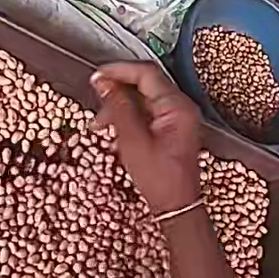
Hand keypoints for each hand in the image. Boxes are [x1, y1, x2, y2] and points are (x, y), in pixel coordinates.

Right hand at [91, 61, 201, 213]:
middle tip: (96, 101)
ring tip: (101, 124)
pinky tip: (115, 132)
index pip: (147, 73)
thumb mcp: (133, 140)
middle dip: (117, 92)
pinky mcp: (173, 128)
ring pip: (144, 100)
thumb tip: (104, 82)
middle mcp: (182, 107)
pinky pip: (148, 113)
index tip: (97, 76)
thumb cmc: (159, 178)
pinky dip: (130, 118)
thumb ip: (118, 107)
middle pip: (145, 85)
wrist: (176, 206)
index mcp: (177, 106)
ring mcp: (179, 118)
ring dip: (120, 107)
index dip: (119, 71)